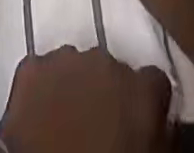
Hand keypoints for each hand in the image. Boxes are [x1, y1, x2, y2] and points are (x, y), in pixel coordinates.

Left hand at [0, 47, 169, 152]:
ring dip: (77, 84)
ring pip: (77, 64)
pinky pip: (43, 70)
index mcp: (140, 89)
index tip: (141, 117)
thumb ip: (161, 133)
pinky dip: (45, 85)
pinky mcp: (32, 66)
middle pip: (112, 69)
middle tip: (101, 122)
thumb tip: (159, 123)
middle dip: (109, 90)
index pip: (155, 81)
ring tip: (70, 117)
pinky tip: (44, 111)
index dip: (148, 100)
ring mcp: (65, 59)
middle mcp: (104, 62)